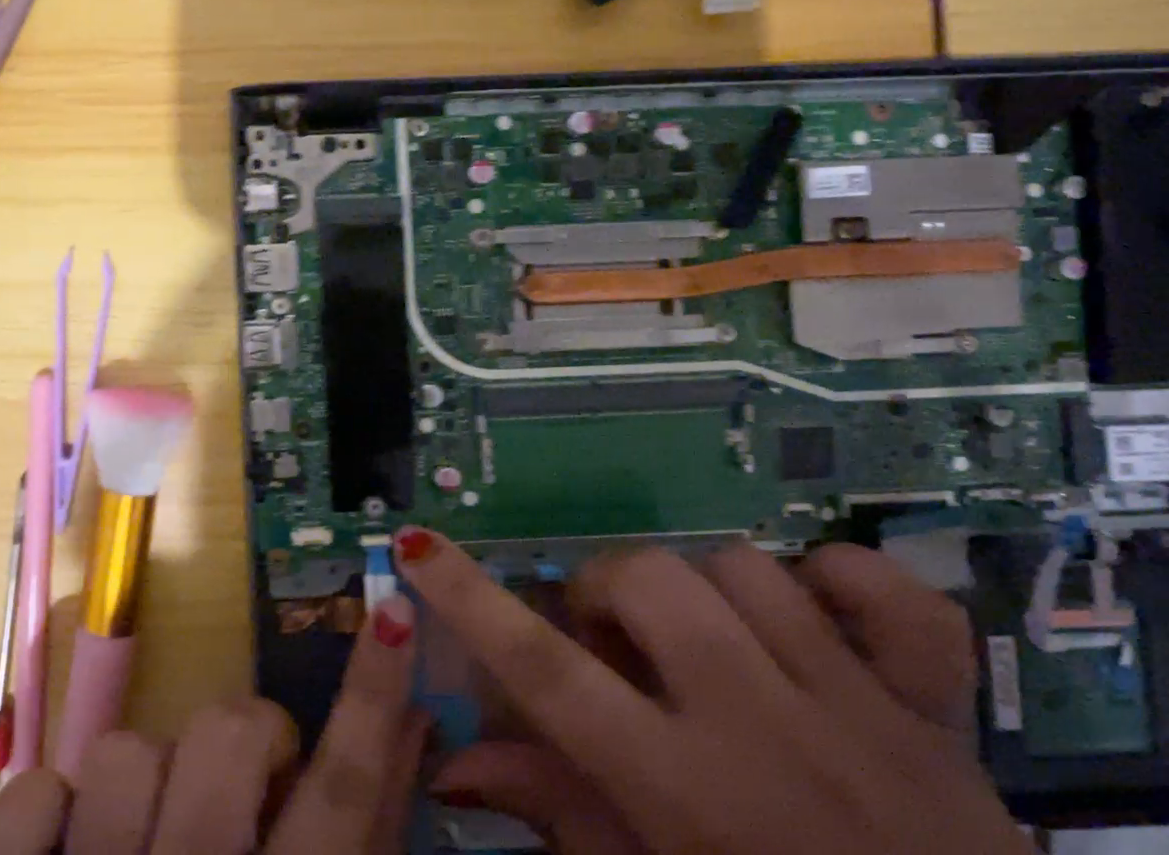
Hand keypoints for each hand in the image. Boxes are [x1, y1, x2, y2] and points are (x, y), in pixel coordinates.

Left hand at [0, 594, 427, 854]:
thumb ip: (364, 835)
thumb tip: (408, 731)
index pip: (346, 791)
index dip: (374, 696)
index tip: (393, 613)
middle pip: (232, 734)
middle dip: (246, 740)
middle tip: (243, 784)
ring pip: (128, 747)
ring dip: (144, 785)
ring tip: (146, 835)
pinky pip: (38, 788)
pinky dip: (54, 812)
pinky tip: (72, 850)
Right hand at [394, 528, 1036, 854]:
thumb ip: (556, 814)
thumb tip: (452, 761)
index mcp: (681, 790)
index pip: (547, 671)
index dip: (471, 598)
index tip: (419, 544)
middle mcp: (762, 729)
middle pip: (651, 585)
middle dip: (601, 591)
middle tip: (604, 643)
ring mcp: (856, 707)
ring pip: (747, 570)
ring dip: (698, 591)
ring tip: (694, 639)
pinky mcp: (938, 708)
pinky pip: (894, 595)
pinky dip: (840, 578)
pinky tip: (803, 610)